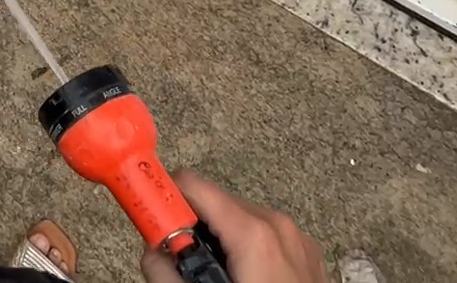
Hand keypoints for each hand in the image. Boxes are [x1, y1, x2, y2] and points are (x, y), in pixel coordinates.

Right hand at [141, 174, 325, 282]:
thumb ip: (164, 271)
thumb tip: (148, 248)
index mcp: (253, 232)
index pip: (189, 183)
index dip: (163, 200)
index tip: (151, 222)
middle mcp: (277, 225)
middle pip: (211, 202)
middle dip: (190, 227)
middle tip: (183, 263)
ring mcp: (297, 240)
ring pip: (235, 219)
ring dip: (217, 240)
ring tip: (218, 278)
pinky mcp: (307, 255)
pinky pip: (261, 235)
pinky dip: (243, 249)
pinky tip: (244, 280)